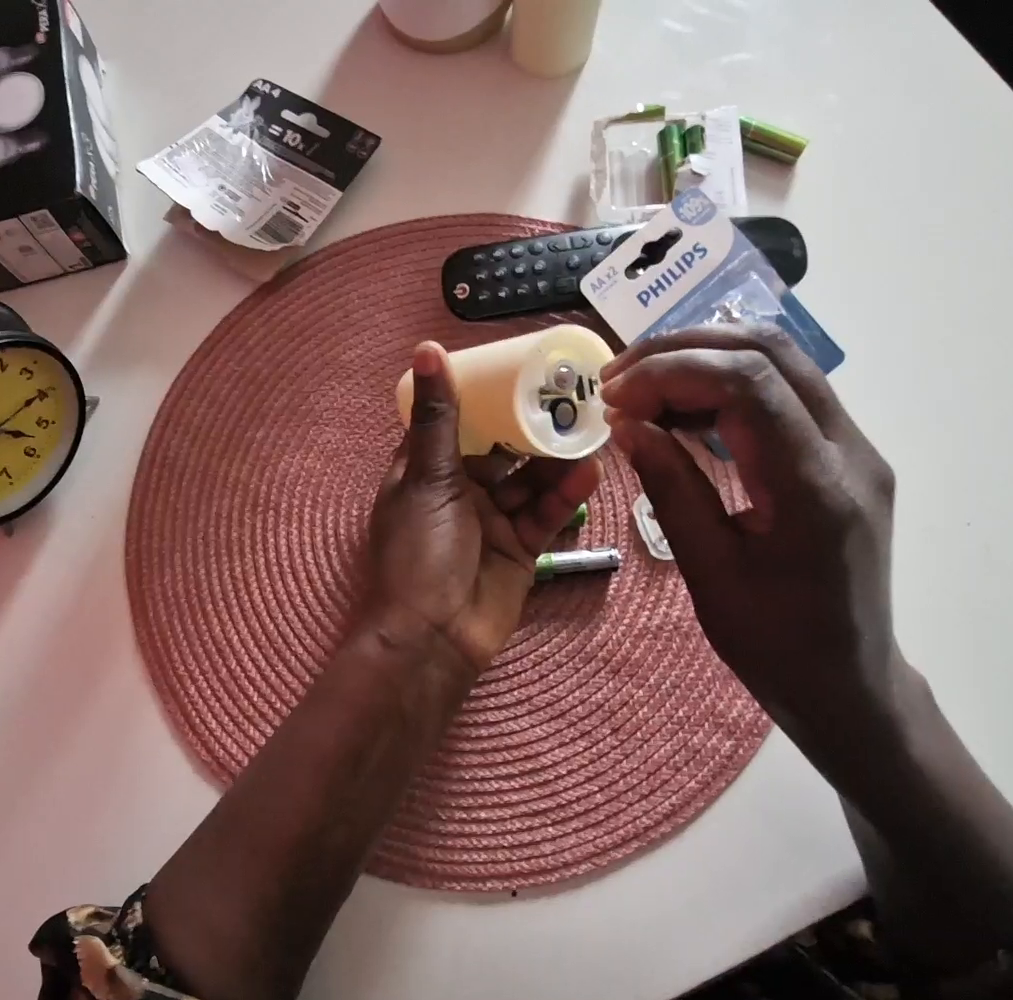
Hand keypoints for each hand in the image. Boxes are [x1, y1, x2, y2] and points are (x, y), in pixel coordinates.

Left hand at [366, 342, 601, 670]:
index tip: (520, 369)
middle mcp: (457, 491)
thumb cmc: (421, 552)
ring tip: (591, 430)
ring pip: (528, 480)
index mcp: (423, 471)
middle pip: (500, 449)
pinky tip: (589, 474)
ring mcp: (490, 520)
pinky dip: (564, 496)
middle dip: (531, 427)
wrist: (436, 637)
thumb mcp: (428, 478)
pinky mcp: (520, 547)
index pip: (454, 422)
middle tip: (573, 395)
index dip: (483, 397)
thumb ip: (438, 418)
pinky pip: (545, 513)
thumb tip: (427, 349)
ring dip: (555, 459)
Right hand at [600, 325, 900, 742]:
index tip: (613, 397)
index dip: (671, 372)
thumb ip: (671, 489)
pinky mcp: (843, 456)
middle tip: (617, 380)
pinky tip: (679, 410)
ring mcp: (854, 449)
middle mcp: (849, 451)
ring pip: (780, 362)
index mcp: (815, 488)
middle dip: (683, 351)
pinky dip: (725, 387)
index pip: (749, 383)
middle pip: (769, 352)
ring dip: (703, 361)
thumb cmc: (774, 644)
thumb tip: (628, 425)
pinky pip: (784, 394)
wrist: (847, 681)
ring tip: (639, 390)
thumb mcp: (709, 573)